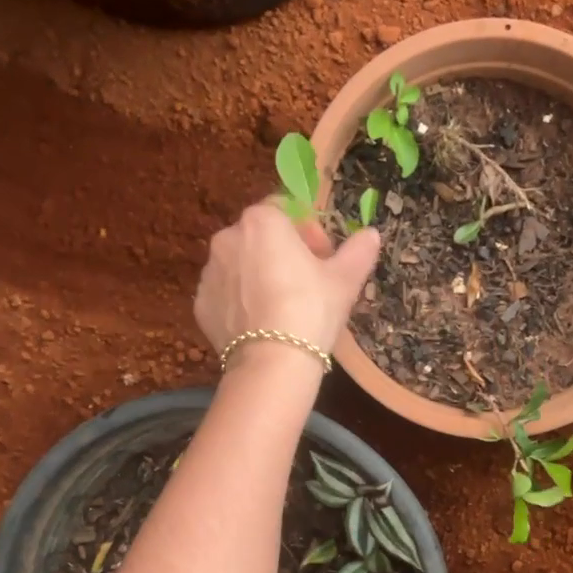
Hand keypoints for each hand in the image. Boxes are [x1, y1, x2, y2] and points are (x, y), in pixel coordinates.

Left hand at [193, 201, 380, 367]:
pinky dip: (241, 303)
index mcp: (262, 222)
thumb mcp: (344, 280)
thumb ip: (358, 251)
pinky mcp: (201, 305)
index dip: (308, 233)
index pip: (285, 210)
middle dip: (281, 254)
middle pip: (259, 237)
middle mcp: (228, 238)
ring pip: (240, 266)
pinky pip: (226, 295)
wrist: (272, 361)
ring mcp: (210, 272)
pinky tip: (262, 326)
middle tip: (306, 285)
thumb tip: (372, 234)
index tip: (323, 259)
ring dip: (259, 277)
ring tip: (283, 309)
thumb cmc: (311, 309)